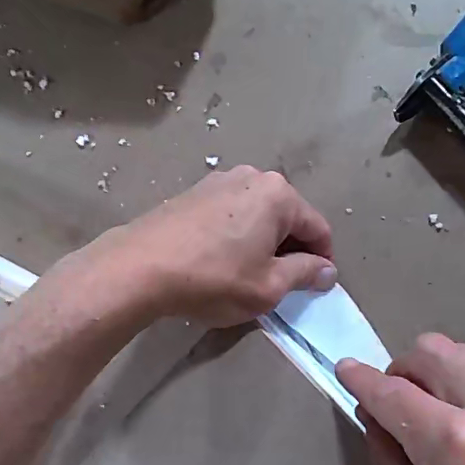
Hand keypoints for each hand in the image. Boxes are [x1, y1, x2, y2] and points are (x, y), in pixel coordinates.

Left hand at [70, 166, 336, 326]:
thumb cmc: (214, 279)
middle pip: (289, 216)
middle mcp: (252, 177)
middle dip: (293, 249)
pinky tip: (224, 260)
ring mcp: (219, 181)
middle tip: (285, 283)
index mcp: (278, 195)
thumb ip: (305, 274)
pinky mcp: (193, 192)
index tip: (317, 286)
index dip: (323, 261)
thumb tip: (327, 270)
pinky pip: (232, 213)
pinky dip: (239, 234)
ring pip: (259, 214)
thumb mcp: (269, 286)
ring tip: (252, 273)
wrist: (137, 269)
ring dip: (265, 241)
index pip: (318, 228)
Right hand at [337, 335, 464, 464]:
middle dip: (401, 373)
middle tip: (401, 409)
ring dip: (438, 375)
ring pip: (460, 351)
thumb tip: (374, 415)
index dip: (360, 378)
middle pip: (426, 350)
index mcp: (453, 442)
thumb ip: (385, 462)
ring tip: (442, 416)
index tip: (345, 369)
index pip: (390, 390)